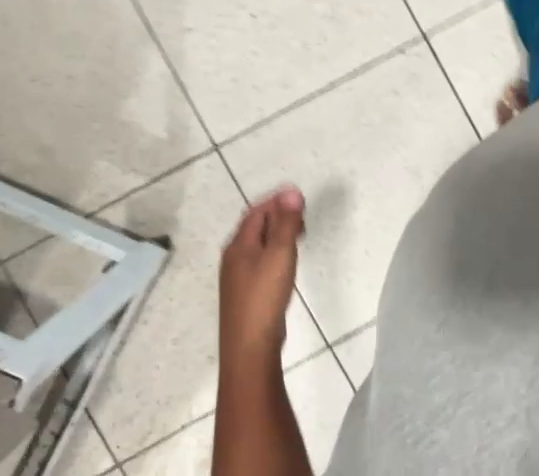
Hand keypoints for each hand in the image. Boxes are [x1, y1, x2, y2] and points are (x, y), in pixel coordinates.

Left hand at [219, 186, 304, 358]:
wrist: (249, 347)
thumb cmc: (264, 296)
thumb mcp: (280, 254)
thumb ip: (286, 223)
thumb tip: (291, 191)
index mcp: (238, 245)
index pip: (256, 212)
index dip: (277, 201)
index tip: (302, 199)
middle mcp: (234, 258)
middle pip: (255, 227)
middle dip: (278, 216)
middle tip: (304, 218)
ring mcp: (238, 277)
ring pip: (258, 245)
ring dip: (278, 234)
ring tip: (300, 236)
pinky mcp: (246, 293)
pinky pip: (260, 261)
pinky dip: (275, 251)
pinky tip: (287, 263)